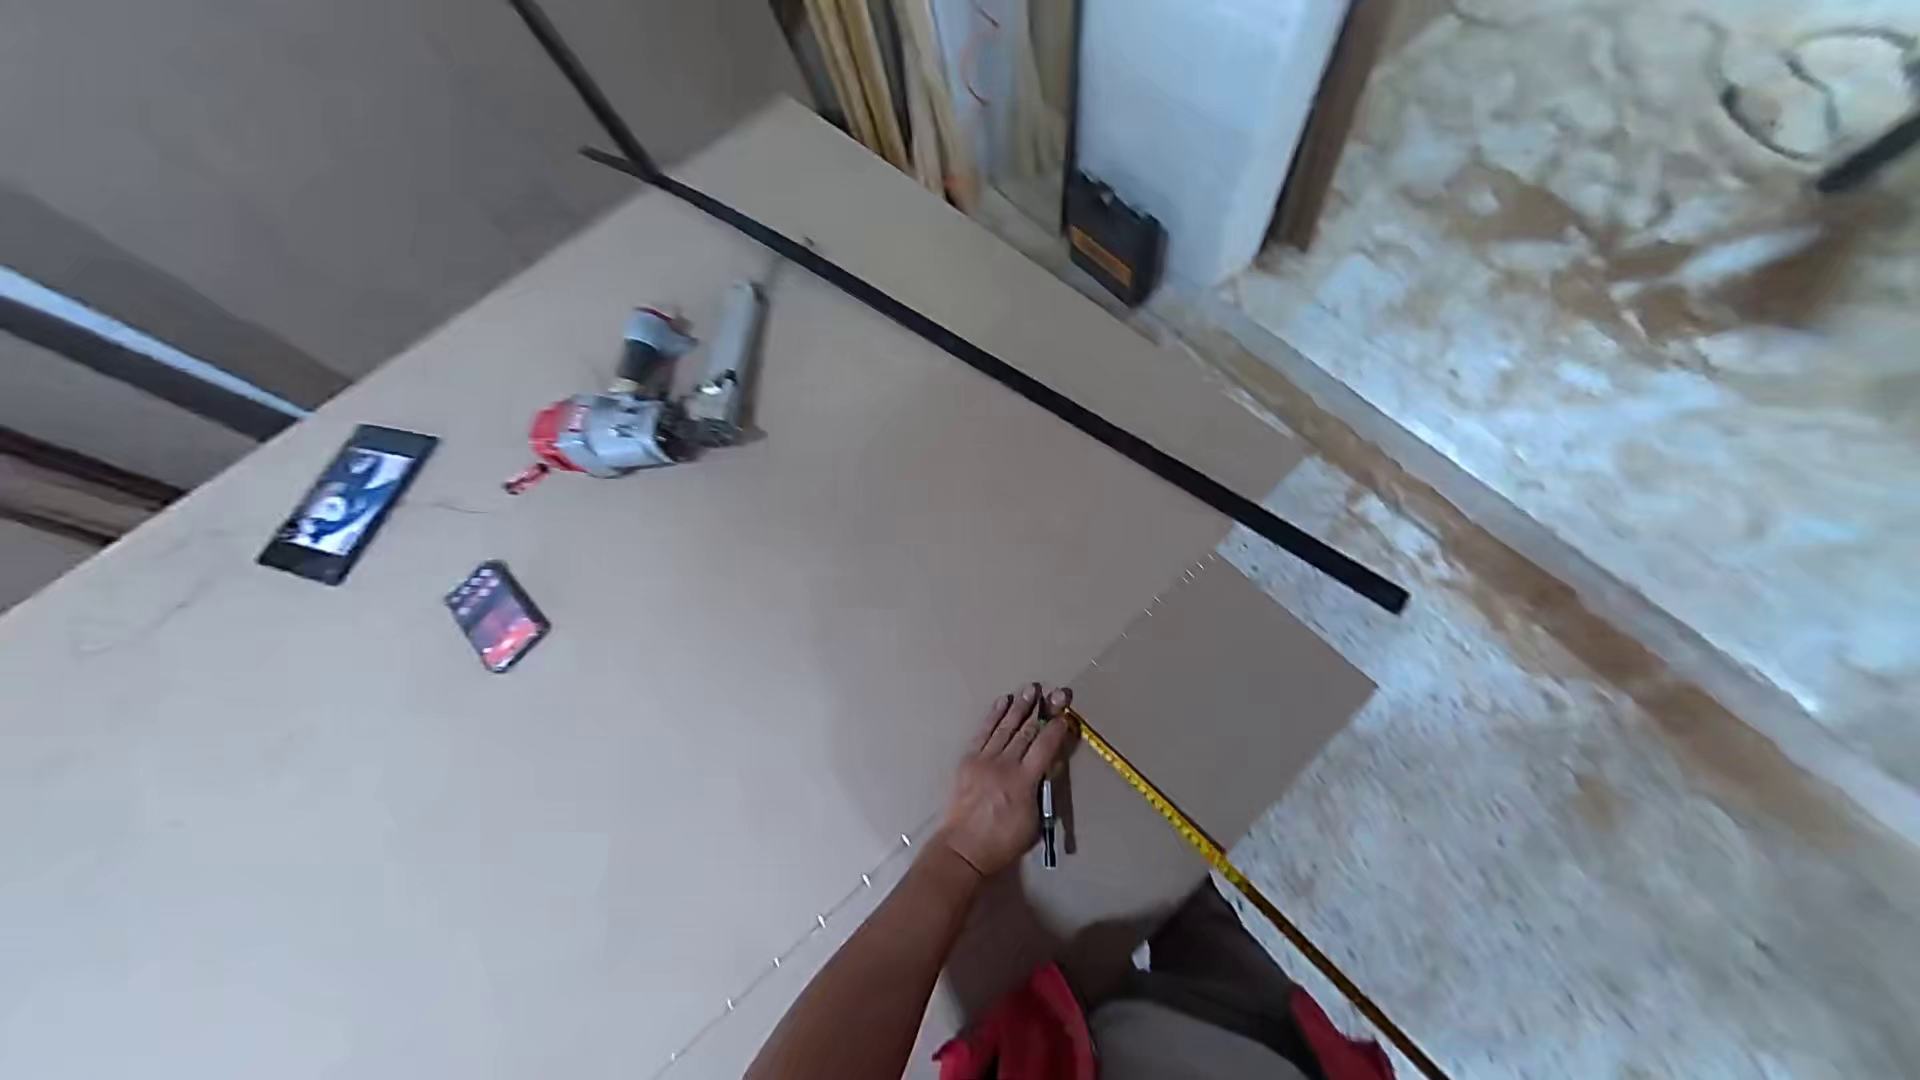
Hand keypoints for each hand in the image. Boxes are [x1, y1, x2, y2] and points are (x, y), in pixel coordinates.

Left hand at [933, 684, 1074, 877]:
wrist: (962, 847)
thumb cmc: (1002, 841)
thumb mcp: (1033, 821)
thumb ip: (1041, 790)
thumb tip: (1048, 765)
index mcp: (1023, 782)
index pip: (1045, 747)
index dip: (1057, 729)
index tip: (1065, 715)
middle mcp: (1004, 765)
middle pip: (1027, 732)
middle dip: (1042, 710)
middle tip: (1054, 692)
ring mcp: (984, 759)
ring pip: (1006, 727)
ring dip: (1019, 707)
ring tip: (1030, 690)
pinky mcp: (968, 759)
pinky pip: (984, 732)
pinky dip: (994, 716)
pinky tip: (1003, 702)